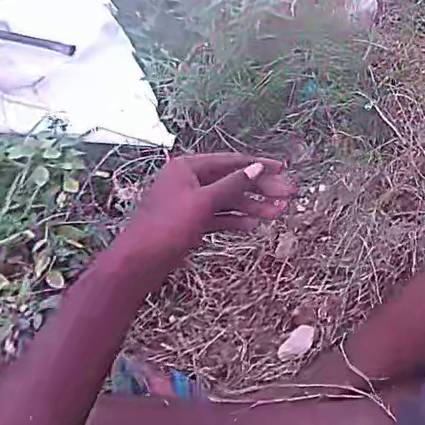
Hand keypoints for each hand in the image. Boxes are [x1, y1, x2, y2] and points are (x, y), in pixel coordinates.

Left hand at [112, 154, 294, 276]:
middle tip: (287, 195)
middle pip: (232, 180)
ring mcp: (189, 201)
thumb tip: (257, 168)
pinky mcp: (190, 221)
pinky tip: (253, 225)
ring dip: (252, 206)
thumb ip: (233, 184)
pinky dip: (235, 220)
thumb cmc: (167, 227)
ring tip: (277, 213)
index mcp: (187, 167)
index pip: (231, 161)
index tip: (283, 169)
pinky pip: (218, 216)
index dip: (259, 165)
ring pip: (227, 200)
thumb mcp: (203, 202)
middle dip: (260, 189)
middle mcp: (189, 180)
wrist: (137, 263)